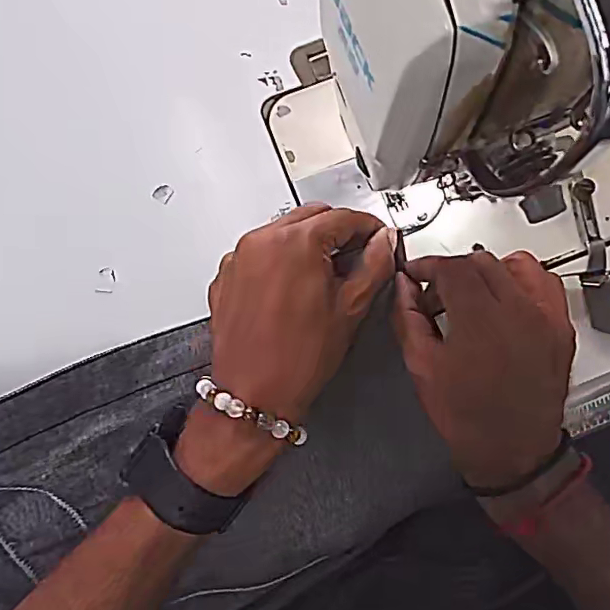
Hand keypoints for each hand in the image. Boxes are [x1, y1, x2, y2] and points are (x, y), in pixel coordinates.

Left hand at [172, 204, 396, 495]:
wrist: (253, 393)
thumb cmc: (294, 361)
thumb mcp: (350, 309)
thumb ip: (374, 266)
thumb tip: (383, 243)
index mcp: (296, 243)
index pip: (342, 217)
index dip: (368, 227)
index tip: (377, 238)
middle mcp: (261, 242)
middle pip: (311, 217)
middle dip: (338, 231)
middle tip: (357, 256)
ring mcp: (239, 258)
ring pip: (283, 232)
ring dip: (308, 244)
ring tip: (325, 277)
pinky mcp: (226, 276)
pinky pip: (259, 253)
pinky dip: (280, 261)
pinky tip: (294, 289)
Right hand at [392, 250, 574, 490]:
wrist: (512, 450)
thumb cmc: (470, 419)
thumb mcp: (422, 367)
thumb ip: (408, 318)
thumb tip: (404, 288)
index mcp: (479, 320)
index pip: (451, 267)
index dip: (426, 266)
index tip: (416, 274)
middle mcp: (517, 312)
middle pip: (480, 262)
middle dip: (451, 272)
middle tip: (436, 295)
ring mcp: (544, 318)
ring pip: (513, 265)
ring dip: (487, 272)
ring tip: (472, 296)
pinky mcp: (561, 328)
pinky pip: (545, 283)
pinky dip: (523, 281)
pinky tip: (508, 297)